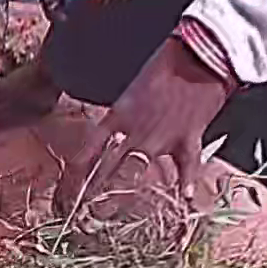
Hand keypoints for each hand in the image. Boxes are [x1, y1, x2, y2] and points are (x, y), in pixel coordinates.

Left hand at [52, 37, 231, 217]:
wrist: (204, 46)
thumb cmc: (164, 66)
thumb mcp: (129, 95)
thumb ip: (115, 125)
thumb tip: (102, 149)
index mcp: (114, 120)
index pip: (82, 159)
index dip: (68, 185)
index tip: (61, 202)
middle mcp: (131, 134)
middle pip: (102, 175)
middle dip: (89, 200)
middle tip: (80, 221)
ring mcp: (159, 139)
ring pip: (134, 176)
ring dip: (121, 201)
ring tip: (109, 221)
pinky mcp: (187, 138)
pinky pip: (185, 167)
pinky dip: (186, 184)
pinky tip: (184, 201)